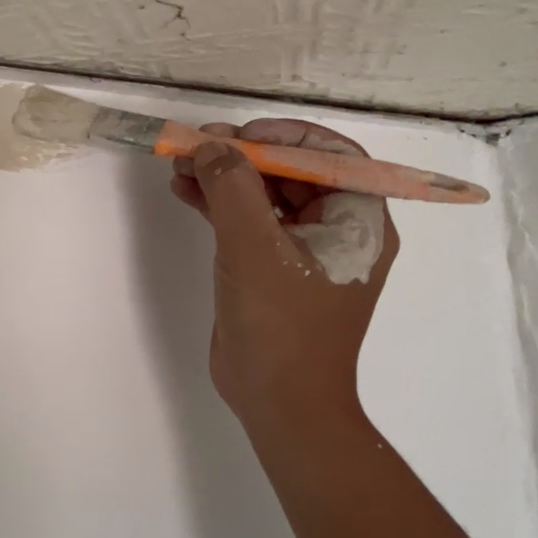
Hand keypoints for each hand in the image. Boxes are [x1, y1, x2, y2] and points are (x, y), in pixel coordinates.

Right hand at [170, 118, 398, 435]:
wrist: (280, 402)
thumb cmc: (281, 324)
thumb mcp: (253, 248)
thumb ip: (233, 188)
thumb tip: (211, 146)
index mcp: (358, 222)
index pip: (330, 155)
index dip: (283, 135)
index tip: (236, 135)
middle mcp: (337, 229)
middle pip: (293, 170)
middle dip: (243, 154)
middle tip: (196, 146)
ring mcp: (304, 250)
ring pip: (266, 194)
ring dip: (224, 177)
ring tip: (179, 166)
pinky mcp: (274, 268)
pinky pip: (249, 221)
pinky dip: (218, 204)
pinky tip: (184, 192)